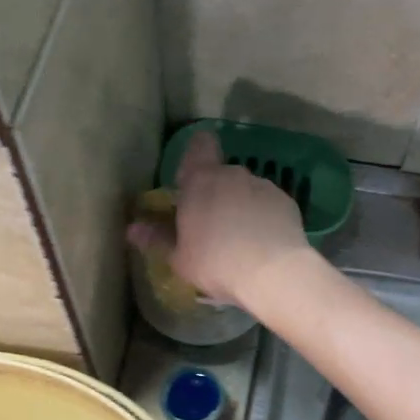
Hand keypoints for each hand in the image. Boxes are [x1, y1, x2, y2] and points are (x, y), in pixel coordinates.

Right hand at [127, 132, 314, 307]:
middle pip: (222, 175)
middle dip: (217, 194)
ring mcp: (264, 186)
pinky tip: (264, 244)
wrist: (273, 273)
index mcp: (201, 181)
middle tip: (212, 227)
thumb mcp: (179, 258)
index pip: (199, 147)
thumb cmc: (216, 263)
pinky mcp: (288, 203)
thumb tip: (132, 229)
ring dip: (242, 207)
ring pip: (247, 190)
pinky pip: (269, 206)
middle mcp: (233, 174)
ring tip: (242, 241)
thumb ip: (157, 238)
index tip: (192, 181)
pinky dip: (265, 219)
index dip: (196, 156)